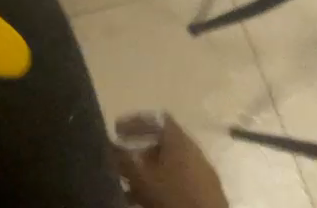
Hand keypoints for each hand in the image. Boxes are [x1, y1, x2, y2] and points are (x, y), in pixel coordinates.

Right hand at [111, 111, 227, 207]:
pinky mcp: (208, 192)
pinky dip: (163, 182)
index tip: (117, 130)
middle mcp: (194, 151)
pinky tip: (148, 196)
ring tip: (132, 182)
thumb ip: (123, 158)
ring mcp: (203, 172)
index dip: (136, 121)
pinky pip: (180, 179)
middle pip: (164, 142)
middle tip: (124, 157)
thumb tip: (109, 142)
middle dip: (141, 148)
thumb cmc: (173, 198)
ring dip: (150, 169)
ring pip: (171, 163)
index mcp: (180, 140)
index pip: (158, 118)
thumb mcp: (142, 178)